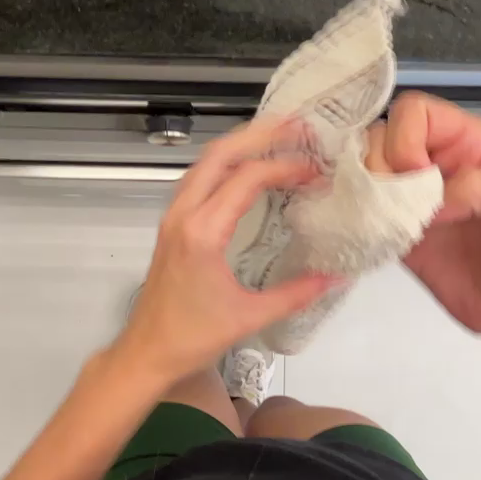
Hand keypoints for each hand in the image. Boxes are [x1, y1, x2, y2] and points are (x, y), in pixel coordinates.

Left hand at [109, 118, 339, 387]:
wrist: (145, 353)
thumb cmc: (191, 338)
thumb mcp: (249, 318)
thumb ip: (295, 294)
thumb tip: (334, 278)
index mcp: (202, 232)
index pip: (247, 178)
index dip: (286, 168)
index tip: (316, 172)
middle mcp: (183, 215)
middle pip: (220, 154)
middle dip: (260, 135)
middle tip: (298, 126)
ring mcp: (173, 218)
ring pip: (205, 163)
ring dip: (241, 145)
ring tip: (277, 137)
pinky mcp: (172, 227)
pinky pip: (198, 181)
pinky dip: (225, 165)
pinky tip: (247, 171)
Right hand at [376, 92, 480, 345]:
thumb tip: (427, 199)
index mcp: (469, 144)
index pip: (415, 113)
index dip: (405, 140)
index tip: (416, 179)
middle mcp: (434, 163)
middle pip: (379, 138)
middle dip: (379, 168)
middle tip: (401, 208)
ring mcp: (410, 199)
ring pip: (362, 172)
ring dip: (365, 195)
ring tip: (388, 225)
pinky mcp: (394, 232)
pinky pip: (360, 212)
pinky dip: (356, 222)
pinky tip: (375, 239)